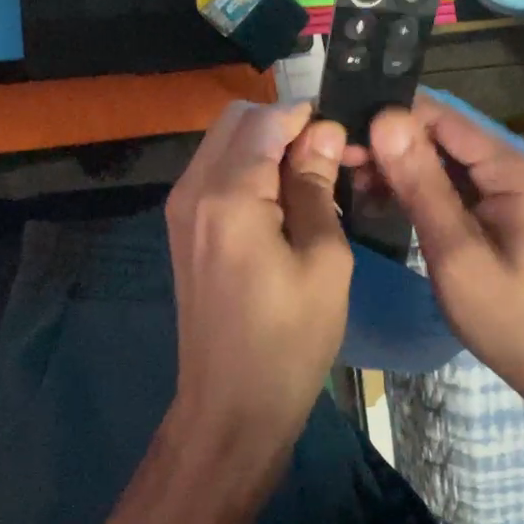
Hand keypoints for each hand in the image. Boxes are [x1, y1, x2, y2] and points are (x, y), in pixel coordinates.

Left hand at [164, 100, 353, 442]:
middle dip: (282, 123)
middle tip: (326, 156)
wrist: (230, 406)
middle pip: (237, 119)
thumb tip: (324, 132)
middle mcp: (194, 187)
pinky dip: (246, 166)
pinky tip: (280, 199)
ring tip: (309, 178)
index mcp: (228, 195)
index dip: (307, 116)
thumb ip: (317, 187)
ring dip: (264, 143)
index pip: (266, 120)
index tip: (342, 137)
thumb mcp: (323, 262)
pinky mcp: (182, 225)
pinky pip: (214, 169)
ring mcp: (181, 205)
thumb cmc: (288, 341)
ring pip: (223, 140)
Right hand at [359, 96, 523, 406]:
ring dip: (404, 166)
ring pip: (450, 159)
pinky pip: (461, 182)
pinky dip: (424, 186)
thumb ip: (421, 184)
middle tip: (342, 163)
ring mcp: (521, 189)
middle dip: (394, 145)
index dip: (393, 120)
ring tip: (356, 180)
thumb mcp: (456, 254)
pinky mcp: (511, 209)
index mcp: (522, 172)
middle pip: (447, 137)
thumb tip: (385, 119)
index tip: (345, 135)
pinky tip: (387, 196)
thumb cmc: (511, 322)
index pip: (447, 120)